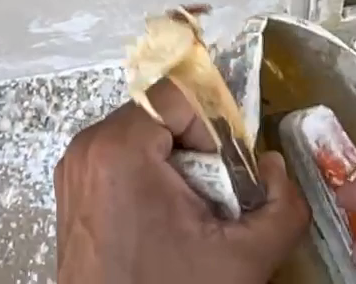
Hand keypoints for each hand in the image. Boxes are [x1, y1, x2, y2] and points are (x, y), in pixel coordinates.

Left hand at [55, 78, 309, 283]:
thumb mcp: (242, 260)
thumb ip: (282, 206)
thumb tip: (274, 165)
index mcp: (119, 148)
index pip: (178, 94)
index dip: (213, 125)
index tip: (227, 171)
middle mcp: (89, 146)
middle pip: (161, 112)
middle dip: (198, 146)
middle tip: (216, 193)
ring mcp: (75, 166)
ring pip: (143, 131)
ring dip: (177, 160)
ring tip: (193, 210)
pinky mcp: (73, 186)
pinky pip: (121, 154)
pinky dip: (150, 172)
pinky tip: (165, 218)